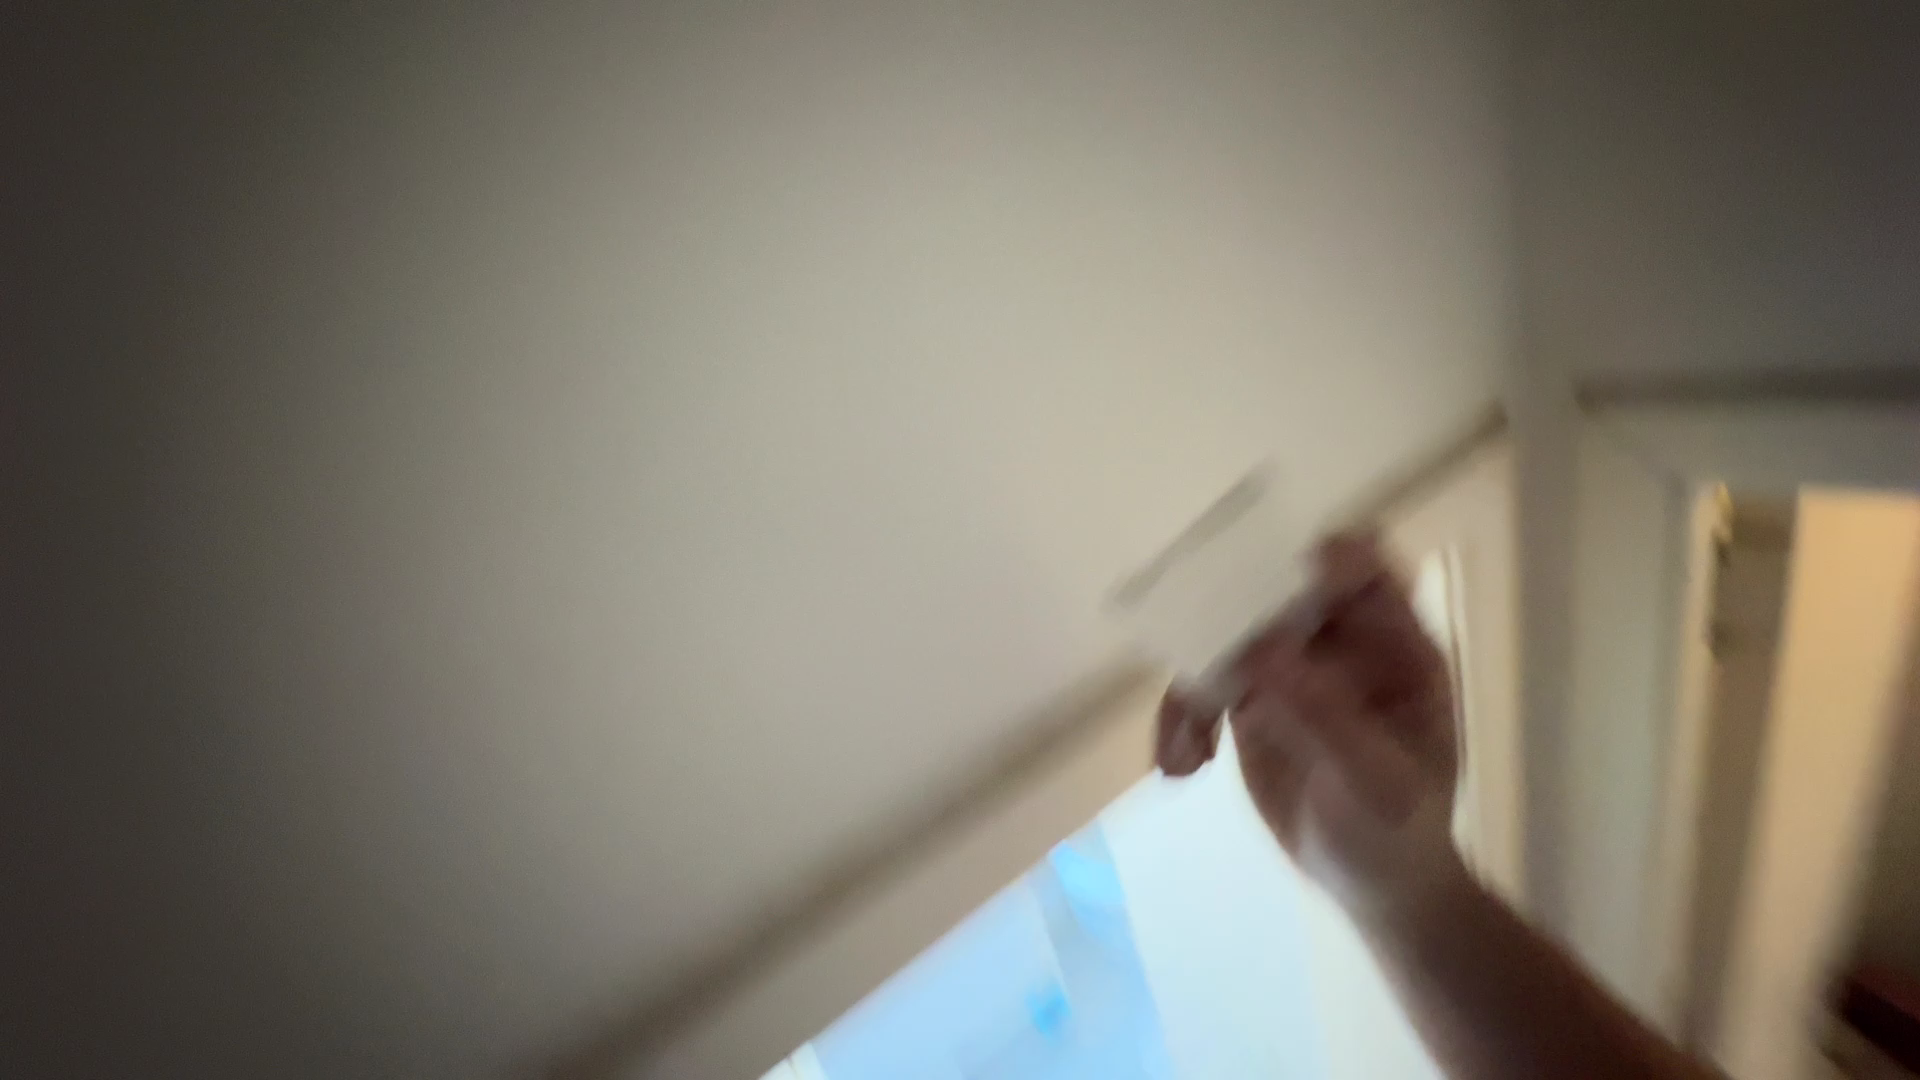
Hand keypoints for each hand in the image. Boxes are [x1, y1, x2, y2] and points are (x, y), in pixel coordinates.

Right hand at [1154, 531, 1465, 925]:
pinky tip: (1179, 765)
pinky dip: (1179, 719)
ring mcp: (1287, 666)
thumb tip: (1259, 648)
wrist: (1370, 882)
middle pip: (1273, 590)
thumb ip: (1325, 715)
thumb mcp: (1377, 783)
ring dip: (1191, 689)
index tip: (1267, 576)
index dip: (1322, 557)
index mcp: (1392, 647)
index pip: (1363, 572)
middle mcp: (1336, 643)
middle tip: (1190, 651)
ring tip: (1184, 754)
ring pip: (1222, 639)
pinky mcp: (1247, 696)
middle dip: (1224, 614)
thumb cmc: (1397, 832)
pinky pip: (1198, 685)